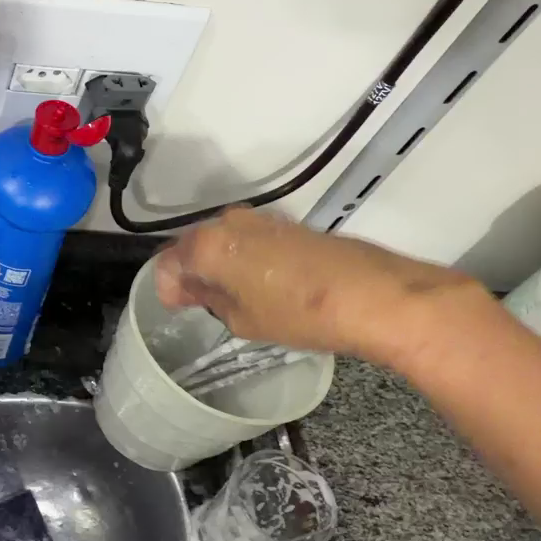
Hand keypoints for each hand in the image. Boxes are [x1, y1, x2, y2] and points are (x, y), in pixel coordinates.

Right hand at [153, 208, 485, 364]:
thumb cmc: (298, 313)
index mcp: (206, 245)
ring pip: (225, 241)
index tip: (181, 308)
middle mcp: (228, 223)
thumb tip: (196, 290)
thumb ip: (209, 300)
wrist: (374, 295)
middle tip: (206, 304)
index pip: (166, 264)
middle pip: (195, 247)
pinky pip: (252, 241)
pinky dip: (249, 260)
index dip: (168, 289)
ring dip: (223, 265)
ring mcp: (261, 220)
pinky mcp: (289, 225)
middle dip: (194, 273)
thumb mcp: (243, 320)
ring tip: (240, 299)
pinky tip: (267, 286)